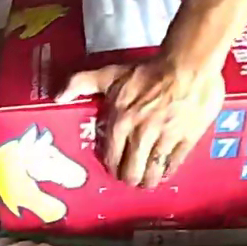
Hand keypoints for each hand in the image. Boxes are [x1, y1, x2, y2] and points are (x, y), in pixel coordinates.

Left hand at [56, 57, 225, 187]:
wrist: (188, 64)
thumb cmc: (148, 70)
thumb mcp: (110, 74)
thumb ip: (81, 83)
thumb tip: (58, 96)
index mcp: (120, 123)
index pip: (110, 158)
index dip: (112, 166)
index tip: (114, 168)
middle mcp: (140, 136)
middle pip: (130, 172)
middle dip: (129, 178)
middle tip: (131, 178)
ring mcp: (164, 139)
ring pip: (152, 173)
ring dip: (148, 180)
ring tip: (147, 181)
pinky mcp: (186, 139)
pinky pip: (174, 164)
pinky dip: (168, 171)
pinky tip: (165, 171)